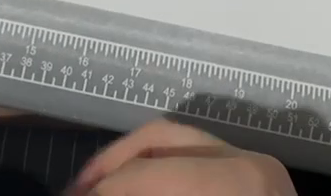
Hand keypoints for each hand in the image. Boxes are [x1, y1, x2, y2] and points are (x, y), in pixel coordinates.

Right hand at [69, 119, 295, 194]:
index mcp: (237, 183)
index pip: (151, 173)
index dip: (106, 190)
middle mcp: (248, 162)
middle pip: (159, 141)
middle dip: (111, 167)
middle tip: (75, 193)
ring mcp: (255, 166)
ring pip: (175, 141)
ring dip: (131, 162)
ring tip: (96, 189)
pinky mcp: (255, 177)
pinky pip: (195, 157)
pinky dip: (159, 169)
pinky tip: (137, 188)